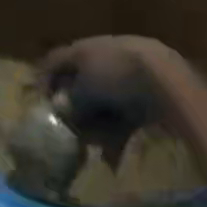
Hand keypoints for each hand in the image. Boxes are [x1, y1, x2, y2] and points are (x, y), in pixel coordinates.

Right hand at [39, 36, 169, 138]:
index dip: (46, 78)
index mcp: (81, 50)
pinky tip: (115, 157)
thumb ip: (71, 99)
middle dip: (77, 112)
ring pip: (102, 105)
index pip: (56, 61)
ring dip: (97, 128)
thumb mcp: (85, 87)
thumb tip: (60, 107)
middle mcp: (98, 60)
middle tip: (73, 132)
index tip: (43, 102)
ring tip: (96, 150)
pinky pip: (123, 116)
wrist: (163, 76)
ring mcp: (121, 77)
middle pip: (80, 86)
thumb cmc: (114, 73)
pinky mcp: (142, 96)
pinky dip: (118, 134)